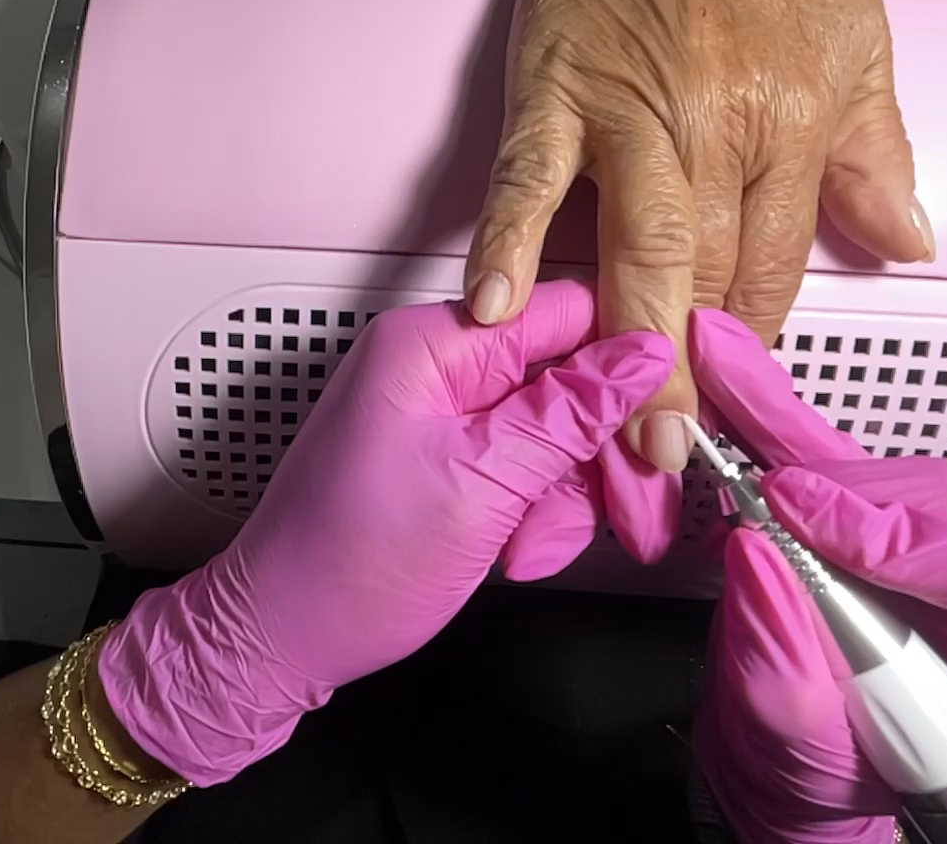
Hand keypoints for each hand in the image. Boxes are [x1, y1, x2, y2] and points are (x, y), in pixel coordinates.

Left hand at [98, 282, 673, 785]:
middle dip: (599, 453)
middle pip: (565, 379)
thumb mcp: (481, 483)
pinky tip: (515, 551)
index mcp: (431, 344)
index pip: (561, 312)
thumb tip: (642, 355)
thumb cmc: (347, 563)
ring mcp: (440, 410)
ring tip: (532, 549)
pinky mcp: (446, 452)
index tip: (664, 423)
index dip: (626, 363)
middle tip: (633, 513)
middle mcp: (435, 364)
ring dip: (563, 496)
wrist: (282, 634)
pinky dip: (533, 511)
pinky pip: (520, 463)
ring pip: (551, 430)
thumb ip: (569, 414)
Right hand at [471, 0, 932, 482]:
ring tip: (619, 423)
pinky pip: (530, 181)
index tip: (729, 399)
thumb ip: (877, 151)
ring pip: (639, 246)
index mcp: (794, 120)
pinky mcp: (554, 99)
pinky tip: (494, 306)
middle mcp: (719, 128)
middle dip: (695, 372)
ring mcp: (628, 116)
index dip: (755, 339)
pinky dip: (509, 241)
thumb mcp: (854, 40)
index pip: (777, 261)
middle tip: (674, 456)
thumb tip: (907, 243)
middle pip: (714, 272)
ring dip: (630, 338)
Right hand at [687, 310, 946, 842]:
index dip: (917, 540)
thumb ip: (781, 669)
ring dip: (808, 458)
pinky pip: (842, 466)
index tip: (809, 522)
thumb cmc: (817, 780)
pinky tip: (740, 394)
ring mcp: (946, 561)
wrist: (788, 765)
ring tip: (735, 448)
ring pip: (899, 474)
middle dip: (851, 497)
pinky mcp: (881, 528)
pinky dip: (783, 434)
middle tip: (764, 498)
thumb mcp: (794, 756)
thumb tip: (758, 555)